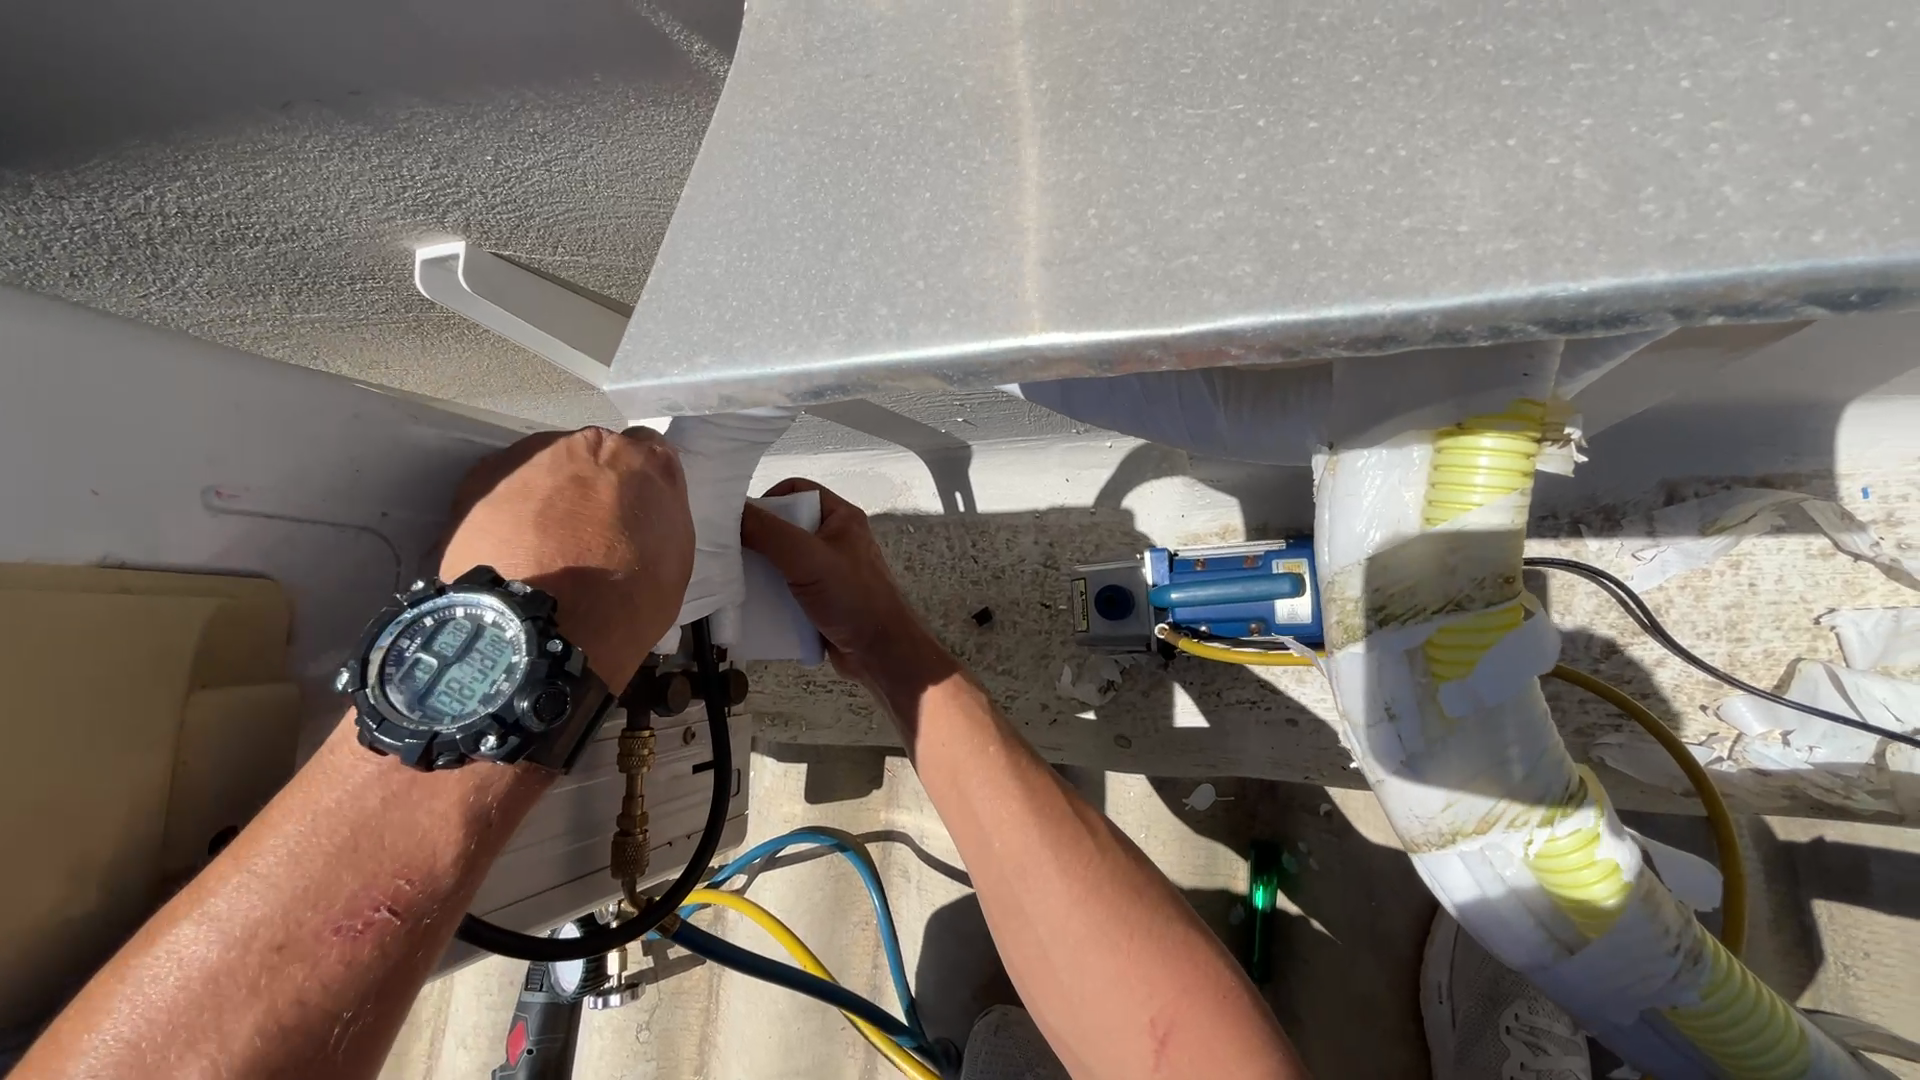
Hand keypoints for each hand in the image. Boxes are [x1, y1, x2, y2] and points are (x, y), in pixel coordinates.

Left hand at [441, 427, 692, 691]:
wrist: (542, 626)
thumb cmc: (627, 599)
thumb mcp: (674, 557)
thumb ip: (659, 514)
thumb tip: (644, 508)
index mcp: (644, 461)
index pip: (649, 450)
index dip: (640, 481)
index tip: (635, 507)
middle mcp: (588, 445)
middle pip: (592, 455)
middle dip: (592, 483)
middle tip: (587, 530)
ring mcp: (529, 457)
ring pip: (544, 468)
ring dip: (547, 494)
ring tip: (541, 545)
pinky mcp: (479, 479)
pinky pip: (502, 488)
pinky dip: (507, 510)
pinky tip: (510, 549)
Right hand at [740, 479, 955, 702]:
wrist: (880, 653)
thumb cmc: (851, 597)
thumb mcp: (807, 558)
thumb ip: (768, 532)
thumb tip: (731, 511)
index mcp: (841, 518)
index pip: (798, 491)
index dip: (768, 499)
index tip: (740, 521)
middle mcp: (834, 539)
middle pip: (785, 526)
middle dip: (757, 537)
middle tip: (729, 552)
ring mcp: (827, 571)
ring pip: (782, 559)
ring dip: (759, 569)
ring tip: (732, 579)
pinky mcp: (820, 599)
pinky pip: (786, 587)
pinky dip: (769, 593)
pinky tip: (748, 602)